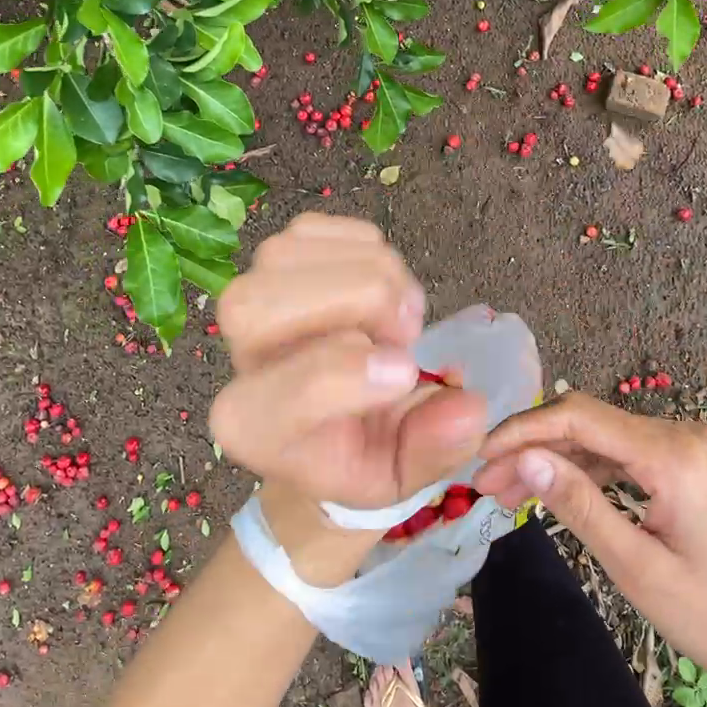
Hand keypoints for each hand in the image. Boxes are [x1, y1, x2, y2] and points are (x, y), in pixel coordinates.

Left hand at [210, 214, 487, 509]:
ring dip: (370, 271)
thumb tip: (467, 408)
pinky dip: (364, 246)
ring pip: (286, 255)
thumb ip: (433, 452)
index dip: (353, 376)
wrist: (332, 420)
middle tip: (407, 329)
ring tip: (403, 313)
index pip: (283, 395)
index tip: (407, 373)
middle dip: (352, 302)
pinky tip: (385, 286)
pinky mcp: (276, 260)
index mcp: (256, 427)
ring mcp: (252, 297)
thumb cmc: (361, 449)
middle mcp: (239, 358)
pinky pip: (311, 229)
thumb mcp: (401, 476)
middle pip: (257, 306)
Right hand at [474, 394, 706, 706]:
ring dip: (563, 460)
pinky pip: (637, 455)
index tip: (479, 457)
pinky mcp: (704, 465)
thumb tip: (523, 457)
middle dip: (536, 448)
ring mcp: (700, 447)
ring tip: (516, 494)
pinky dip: (598, 471)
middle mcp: (688, 433)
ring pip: (612, 439)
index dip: (522, 430)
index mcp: (674, 454)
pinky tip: (567, 492)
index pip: (578, 417)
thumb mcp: (639, 569)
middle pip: (592, 424)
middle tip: (489, 487)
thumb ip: (579, 505)